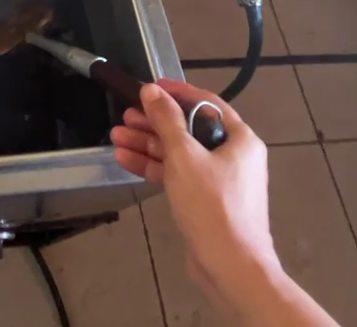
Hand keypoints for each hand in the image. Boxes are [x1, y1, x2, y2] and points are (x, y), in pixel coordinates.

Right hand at [110, 80, 277, 298]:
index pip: (205, 103)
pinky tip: (125, 160)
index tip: (149, 87)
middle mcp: (232, 156)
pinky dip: (154, 166)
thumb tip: (151, 90)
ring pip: (178, 152)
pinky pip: (177, 174)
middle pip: (188, 128)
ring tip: (116, 136)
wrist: (232, 269)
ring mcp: (218, 180)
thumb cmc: (212, 204)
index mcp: (239, 140)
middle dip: (154, 122)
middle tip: (125, 116)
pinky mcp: (205, 201)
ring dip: (148, 144)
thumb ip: (166, 120)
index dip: (176, 92)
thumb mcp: (184, 155)